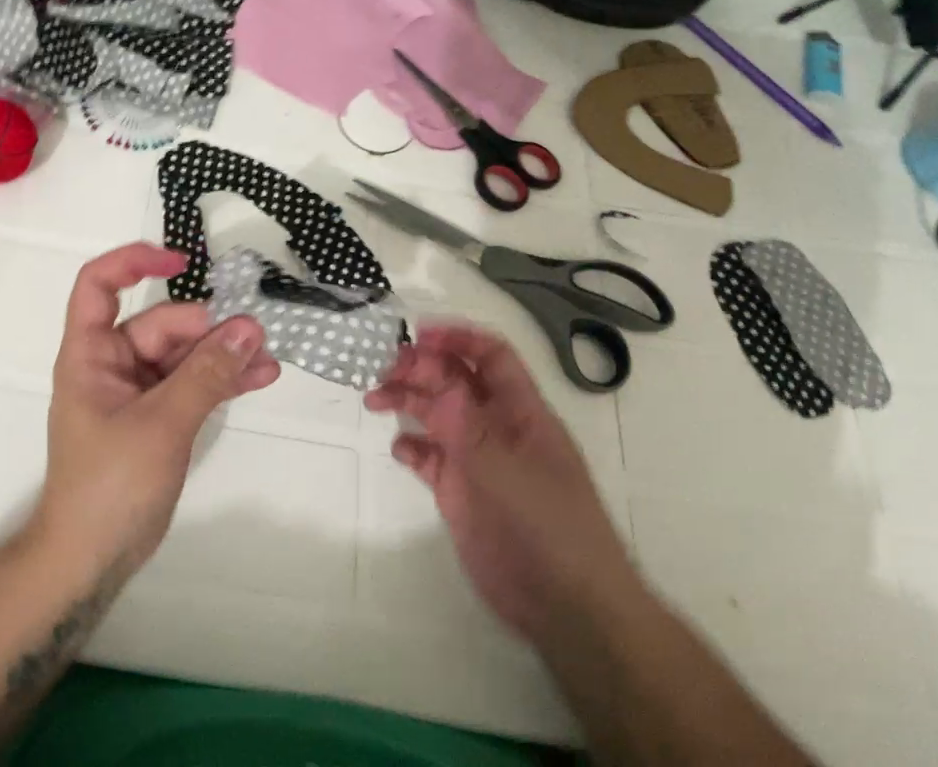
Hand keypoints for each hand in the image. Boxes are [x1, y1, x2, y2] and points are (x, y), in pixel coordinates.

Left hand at [33, 243, 280, 569]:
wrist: (94, 554)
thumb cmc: (110, 483)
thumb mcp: (161, 424)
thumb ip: (205, 375)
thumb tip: (248, 329)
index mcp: (90, 355)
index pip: (98, 287)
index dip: (133, 262)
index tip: (181, 259)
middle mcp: (112, 365)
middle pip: (160, 324)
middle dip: (207, 327)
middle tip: (257, 337)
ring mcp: (136, 392)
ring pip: (183, 356)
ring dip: (223, 355)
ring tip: (269, 360)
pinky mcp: (158, 418)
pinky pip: (192, 385)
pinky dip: (222, 381)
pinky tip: (259, 379)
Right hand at [367, 326, 638, 640]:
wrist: (565, 604)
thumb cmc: (547, 528)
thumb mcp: (505, 469)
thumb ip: (466, 424)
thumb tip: (434, 379)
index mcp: (521, 413)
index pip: (492, 358)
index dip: (458, 339)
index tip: (416, 334)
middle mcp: (497, 429)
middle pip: (455, 381)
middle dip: (420, 367)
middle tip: (381, 369)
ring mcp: (477, 461)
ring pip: (437, 414)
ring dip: (407, 400)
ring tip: (373, 398)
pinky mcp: (459, 493)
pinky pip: (429, 457)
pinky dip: (410, 446)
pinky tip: (399, 448)